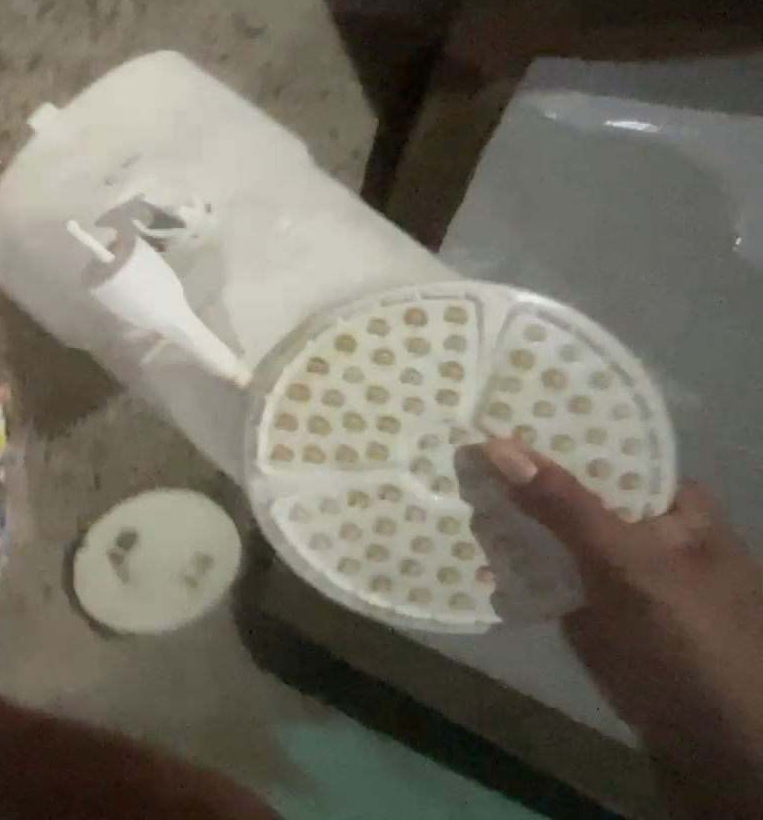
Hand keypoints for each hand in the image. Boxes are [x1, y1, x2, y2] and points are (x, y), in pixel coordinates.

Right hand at [480, 439, 762, 815]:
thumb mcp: (632, 565)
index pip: (611, 451)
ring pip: (541, 519)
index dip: (558, 427)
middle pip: (568, 484)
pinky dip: (493, 542)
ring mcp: (603, 562)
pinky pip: (528, 556)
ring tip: (433, 466)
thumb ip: (565, 506)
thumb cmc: (692, 639)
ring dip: (496, 502)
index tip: (496, 402)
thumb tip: (494, 443)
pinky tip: (447, 520)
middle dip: (514, 465)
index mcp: (674, 511)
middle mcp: (638, 528)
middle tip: (448, 431)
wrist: (704, 735)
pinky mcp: (573, 593)